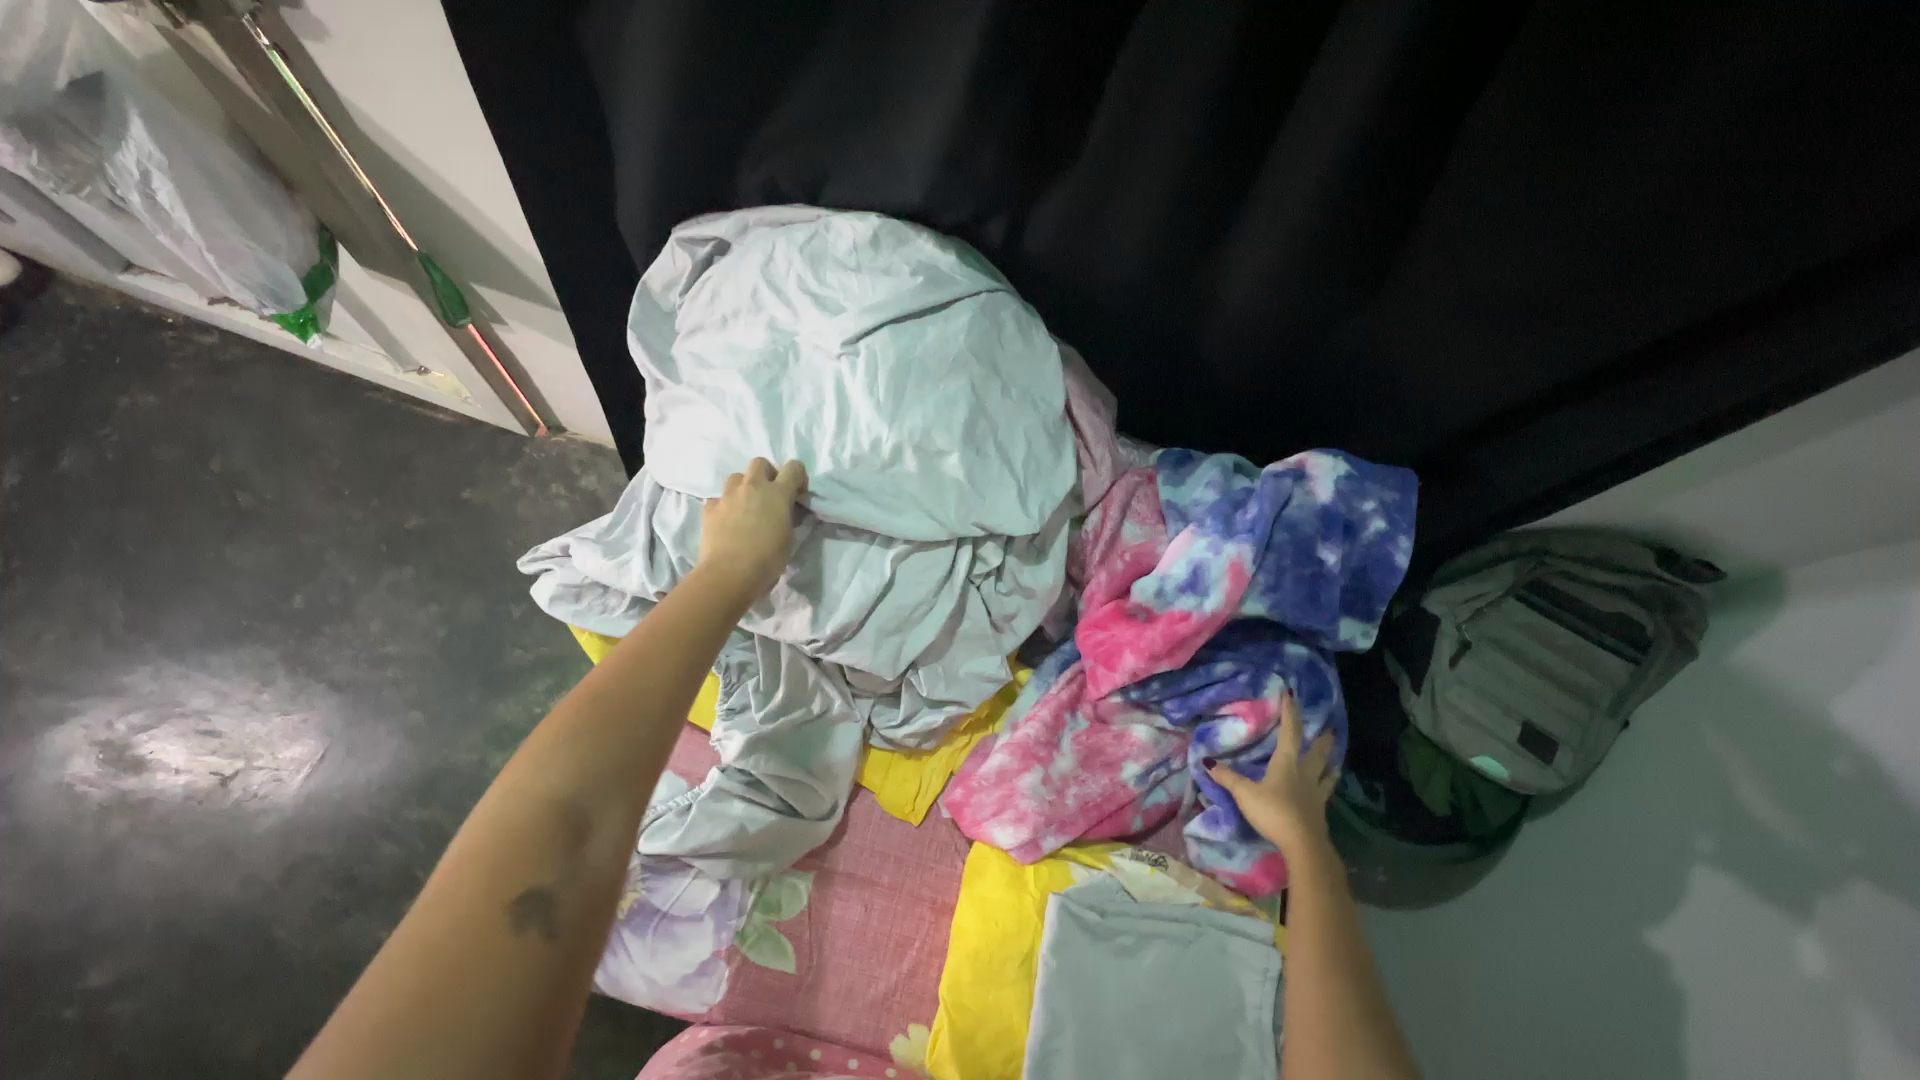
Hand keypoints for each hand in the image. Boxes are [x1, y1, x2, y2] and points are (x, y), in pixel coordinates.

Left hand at [695, 458, 807, 610]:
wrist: (730, 573)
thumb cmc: (768, 559)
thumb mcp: (788, 537)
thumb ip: (787, 517)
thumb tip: (785, 513)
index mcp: (777, 493)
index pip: (794, 467)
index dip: (798, 477)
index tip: (797, 494)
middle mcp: (752, 487)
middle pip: (759, 463)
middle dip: (766, 474)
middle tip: (769, 496)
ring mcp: (728, 496)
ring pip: (736, 477)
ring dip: (743, 487)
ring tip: (746, 508)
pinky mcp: (710, 508)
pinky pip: (719, 499)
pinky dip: (724, 506)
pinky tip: (727, 522)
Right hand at [1208, 690, 1337, 856]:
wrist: (1303, 845)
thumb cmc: (1274, 812)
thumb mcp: (1245, 794)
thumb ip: (1228, 777)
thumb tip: (1207, 761)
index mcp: (1287, 763)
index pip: (1290, 731)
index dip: (1290, 712)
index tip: (1291, 694)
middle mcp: (1305, 773)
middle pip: (1316, 751)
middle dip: (1321, 739)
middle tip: (1330, 729)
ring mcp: (1316, 793)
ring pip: (1326, 772)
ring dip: (1330, 763)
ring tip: (1335, 758)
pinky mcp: (1319, 811)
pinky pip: (1325, 792)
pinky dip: (1328, 785)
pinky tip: (1327, 789)